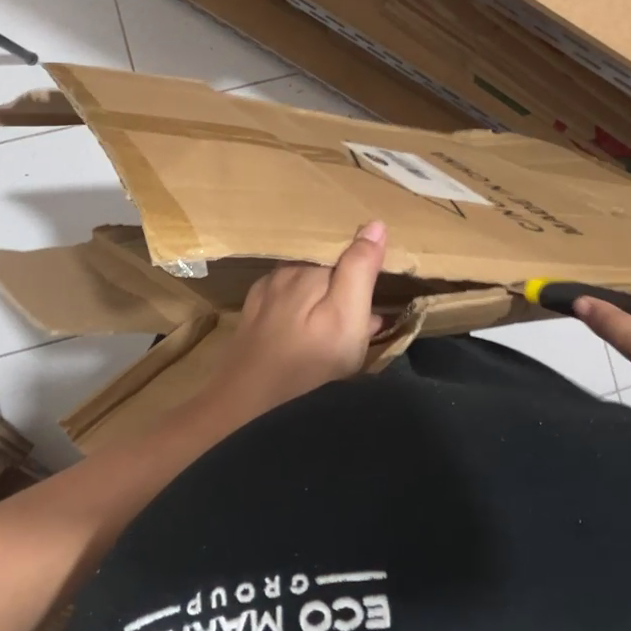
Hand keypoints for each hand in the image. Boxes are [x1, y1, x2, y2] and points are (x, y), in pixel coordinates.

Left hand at [205, 221, 388, 422]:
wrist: (245, 408)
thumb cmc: (307, 365)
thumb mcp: (346, 316)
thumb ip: (360, 269)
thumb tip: (375, 223)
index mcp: (308, 268)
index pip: (347, 253)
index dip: (369, 269)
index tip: (384, 292)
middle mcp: (283, 274)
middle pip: (327, 271)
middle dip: (350, 288)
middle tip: (370, 321)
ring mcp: (264, 297)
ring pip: (308, 290)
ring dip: (328, 305)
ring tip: (346, 335)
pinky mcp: (253, 321)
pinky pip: (289, 308)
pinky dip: (307, 318)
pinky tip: (313, 340)